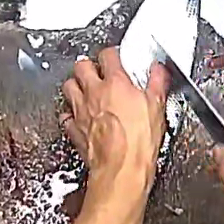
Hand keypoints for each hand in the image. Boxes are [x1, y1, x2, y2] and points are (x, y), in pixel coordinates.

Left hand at [61, 48, 168, 188]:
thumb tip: (158, 69)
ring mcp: (81, 111)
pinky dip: (70, 113)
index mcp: (115, 84)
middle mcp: (94, 93)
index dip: (112, 54)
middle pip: (81, 66)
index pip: (108, 56)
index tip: (116, 57)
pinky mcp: (74, 129)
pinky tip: (77, 115)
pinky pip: (65, 115)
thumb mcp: (157, 107)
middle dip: (88, 65)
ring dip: (75, 85)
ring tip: (84, 87)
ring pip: (68, 87)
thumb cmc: (138, 142)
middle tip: (96, 70)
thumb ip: (157, 83)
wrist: (121, 169)